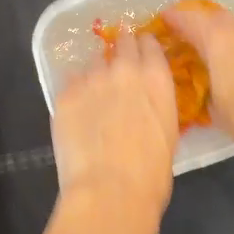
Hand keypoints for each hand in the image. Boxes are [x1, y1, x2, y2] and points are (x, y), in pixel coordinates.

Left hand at [51, 32, 180, 217]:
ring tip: (96, 96)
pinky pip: (71, 82)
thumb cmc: (151, 173)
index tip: (142, 54)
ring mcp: (91, 78)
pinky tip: (78, 113)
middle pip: (122, 42)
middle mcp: (124, 69)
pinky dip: (76, 92)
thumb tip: (144, 100)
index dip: (144, 47)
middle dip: (121, 49)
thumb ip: (155, 102)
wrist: (109, 191)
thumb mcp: (168, 130)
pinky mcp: (65, 94)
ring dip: (97, 73)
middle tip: (119, 65)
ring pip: (94, 62)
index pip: (149, 43)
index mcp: (156, 78)